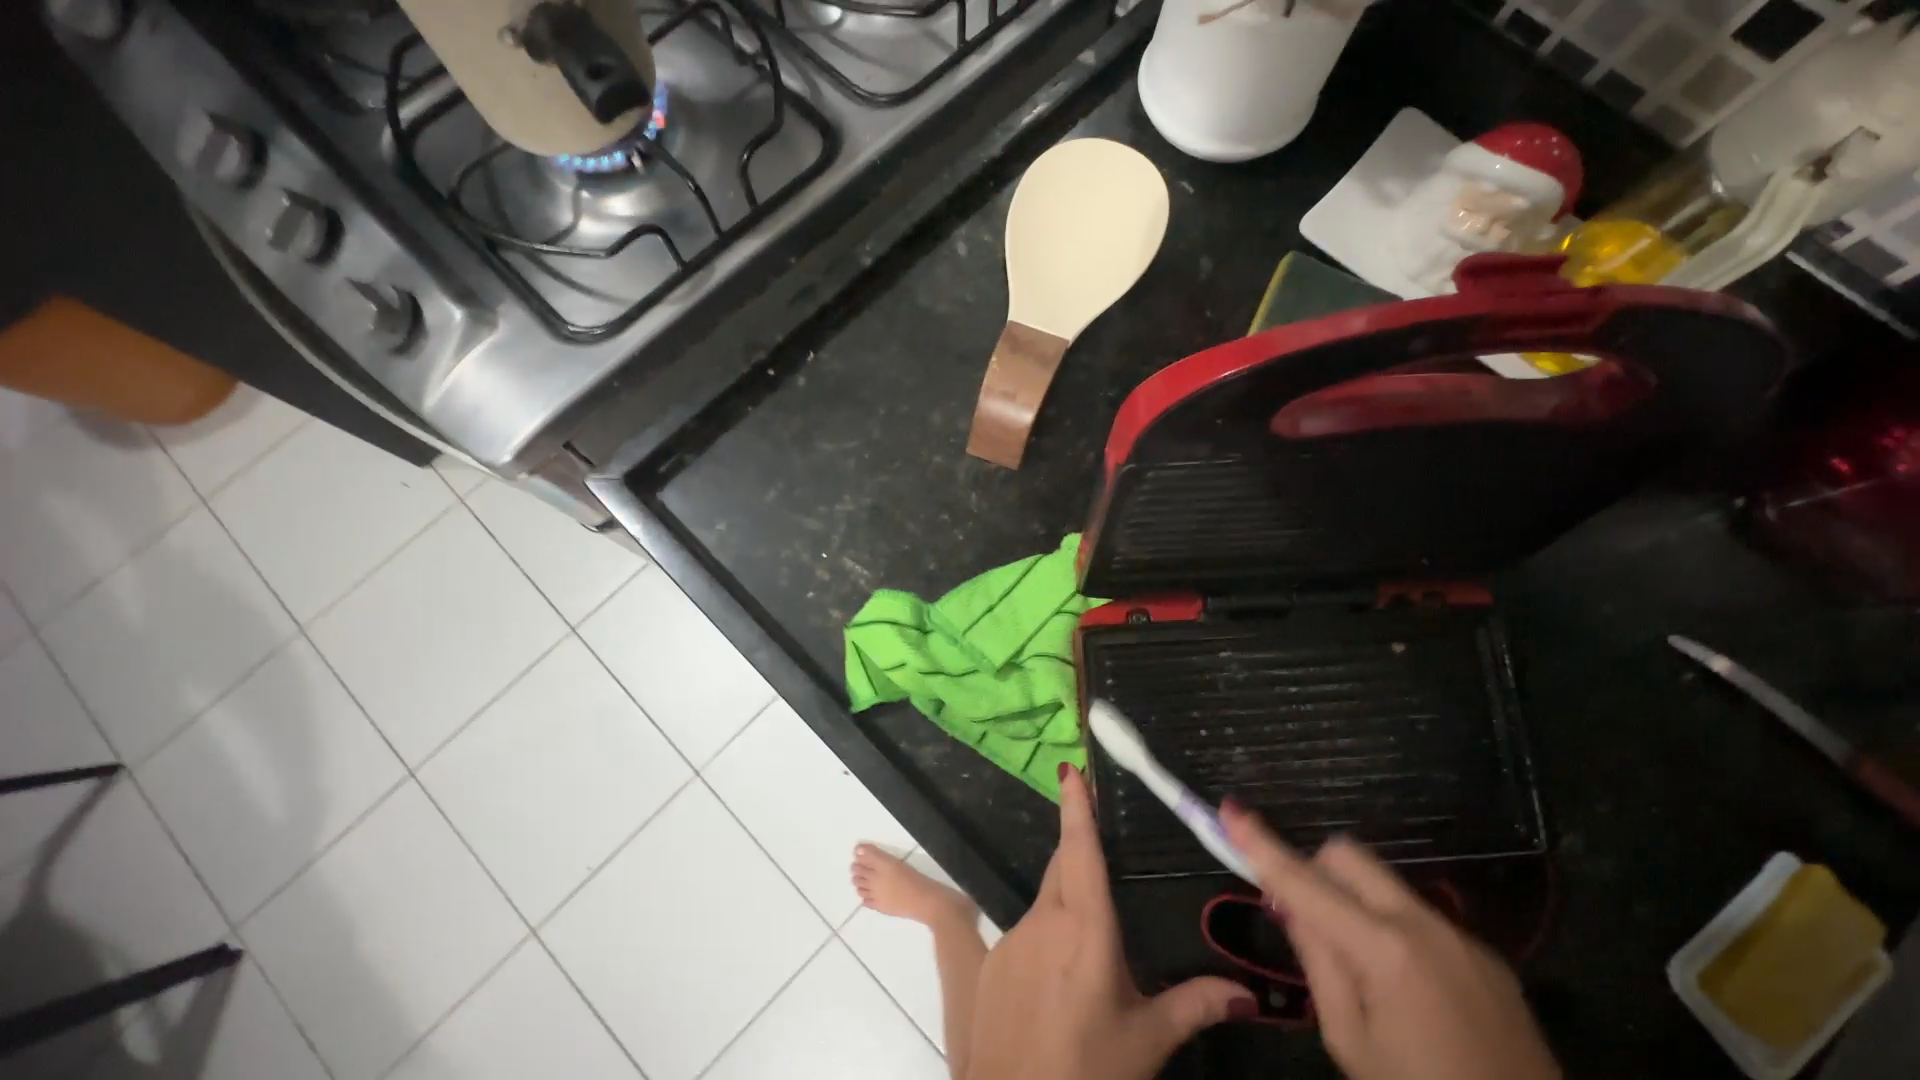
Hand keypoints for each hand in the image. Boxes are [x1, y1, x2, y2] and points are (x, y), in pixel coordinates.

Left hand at [962, 765, 1254, 1079]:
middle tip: (1101, 842)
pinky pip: (1025, 934)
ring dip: (1065, 905)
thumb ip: (1195, 1006)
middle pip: (1061, 868)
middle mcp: (1044, 921)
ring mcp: (1010, 940)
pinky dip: (1046, 939)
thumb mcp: (1147, 1041)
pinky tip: (1059, 981)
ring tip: (1091, 943)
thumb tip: (1246, 993)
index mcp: (1085, 927)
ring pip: (1043, 903)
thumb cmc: (1085, 1070)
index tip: (1070, 769)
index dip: (1077, 808)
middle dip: (1078, 851)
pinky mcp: (989, 964)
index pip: (1080, 851)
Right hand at [1220, 800, 1559, 1079]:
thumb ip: (1319, 965)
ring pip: (1384, 885)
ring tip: (1354, 968)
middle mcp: (1424, 923)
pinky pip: (1418, 917)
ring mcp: (1461, 936)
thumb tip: (1293, 907)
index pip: (1305, 882)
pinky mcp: (1485, 955)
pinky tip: (1403, 991)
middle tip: (1300, 918)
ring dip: (1352, 901)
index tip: (1229, 808)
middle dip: (1313, 870)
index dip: (1262, 844)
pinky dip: (1389, 929)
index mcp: (1385, 949)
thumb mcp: (1351, 1041)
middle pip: (1348, 856)